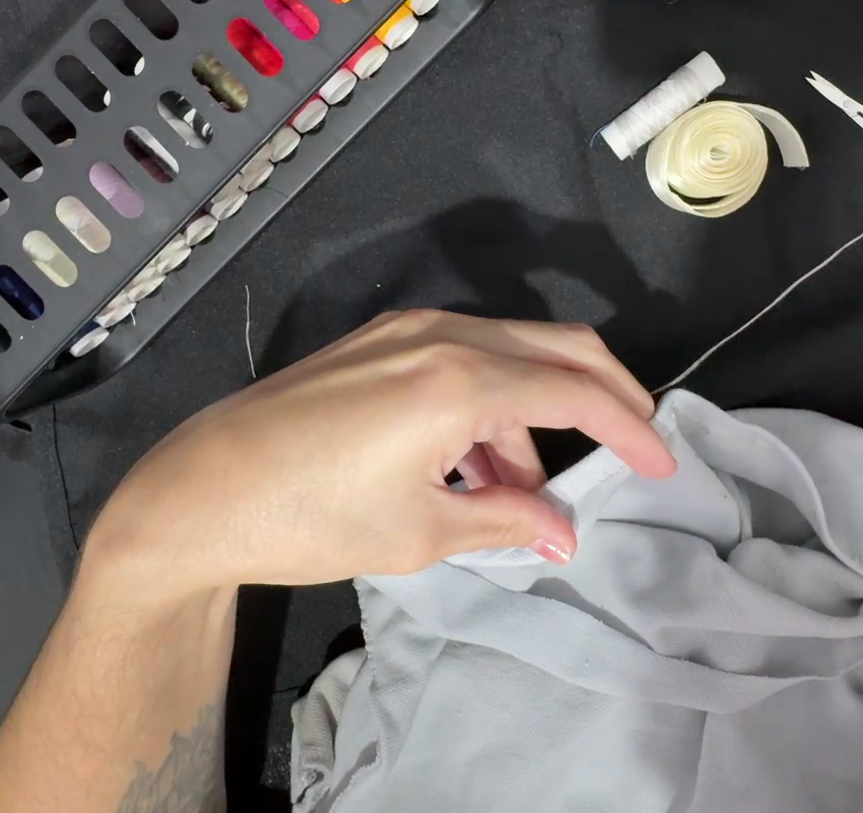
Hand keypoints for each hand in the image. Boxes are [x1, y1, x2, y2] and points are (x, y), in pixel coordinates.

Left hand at [81, 311, 674, 602]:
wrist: (202, 488)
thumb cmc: (312, 518)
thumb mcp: (421, 531)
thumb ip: (507, 521)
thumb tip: (565, 535)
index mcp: (463, 381)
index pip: (576, 393)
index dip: (630, 428)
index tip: (661, 462)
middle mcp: (447, 334)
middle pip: (562, 345)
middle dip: (610, 390)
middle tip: (635, 439)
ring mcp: (414, 327)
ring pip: (516, 349)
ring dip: (538, 408)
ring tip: (519, 485)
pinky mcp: (389, 336)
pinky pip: (471, 353)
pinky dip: (495, 398)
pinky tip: (475, 455)